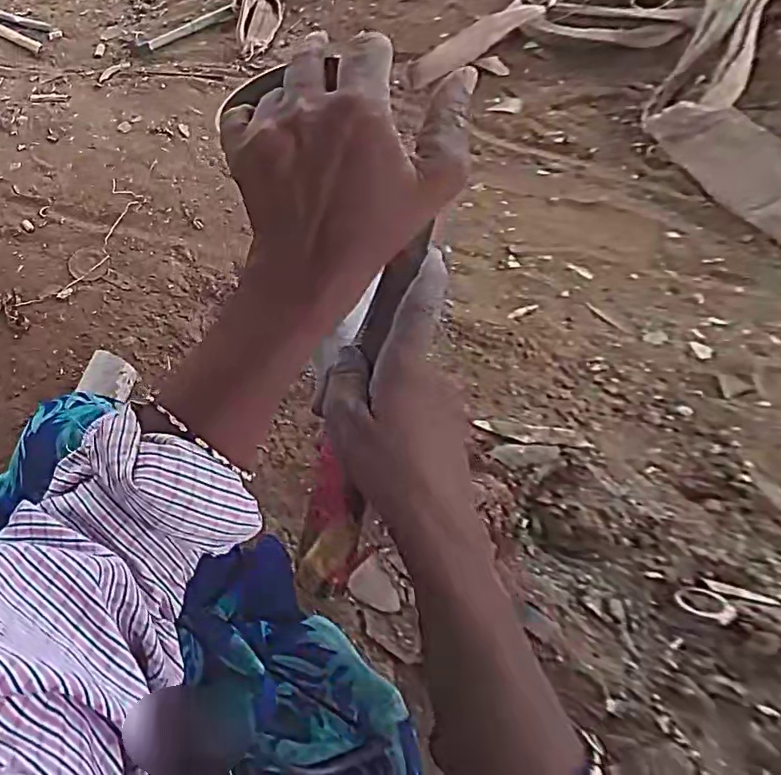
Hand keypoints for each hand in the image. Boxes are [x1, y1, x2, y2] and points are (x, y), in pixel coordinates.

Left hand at [220, 32, 475, 322]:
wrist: (308, 265)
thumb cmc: (375, 229)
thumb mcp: (437, 182)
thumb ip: (450, 124)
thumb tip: (462, 79)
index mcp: (360, 107)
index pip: (365, 51)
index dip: (372, 47)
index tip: (373, 53)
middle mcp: (309, 107)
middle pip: (311, 55)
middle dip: (323, 51)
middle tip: (326, 55)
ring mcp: (269, 126)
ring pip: (277, 86)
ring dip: (291, 90)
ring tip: (302, 106)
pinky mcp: (241, 147)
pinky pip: (238, 112)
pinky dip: (250, 113)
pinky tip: (265, 125)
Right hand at [320, 248, 477, 529]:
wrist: (440, 527)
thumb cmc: (387, 468)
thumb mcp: (346, 422)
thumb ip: (342, 382)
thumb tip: (347, 358)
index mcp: (407, 369)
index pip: (414, 314)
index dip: (422, 282)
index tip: (434, 252)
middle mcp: (433, 378)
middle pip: (391, 358)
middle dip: (361, 374)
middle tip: (330, 412)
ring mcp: (447, 404)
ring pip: (399, 385)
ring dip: (373, 399)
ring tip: (350, 437)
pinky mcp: (451, 428)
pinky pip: (413, 406)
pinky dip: (390, 416)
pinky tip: (374, 449)